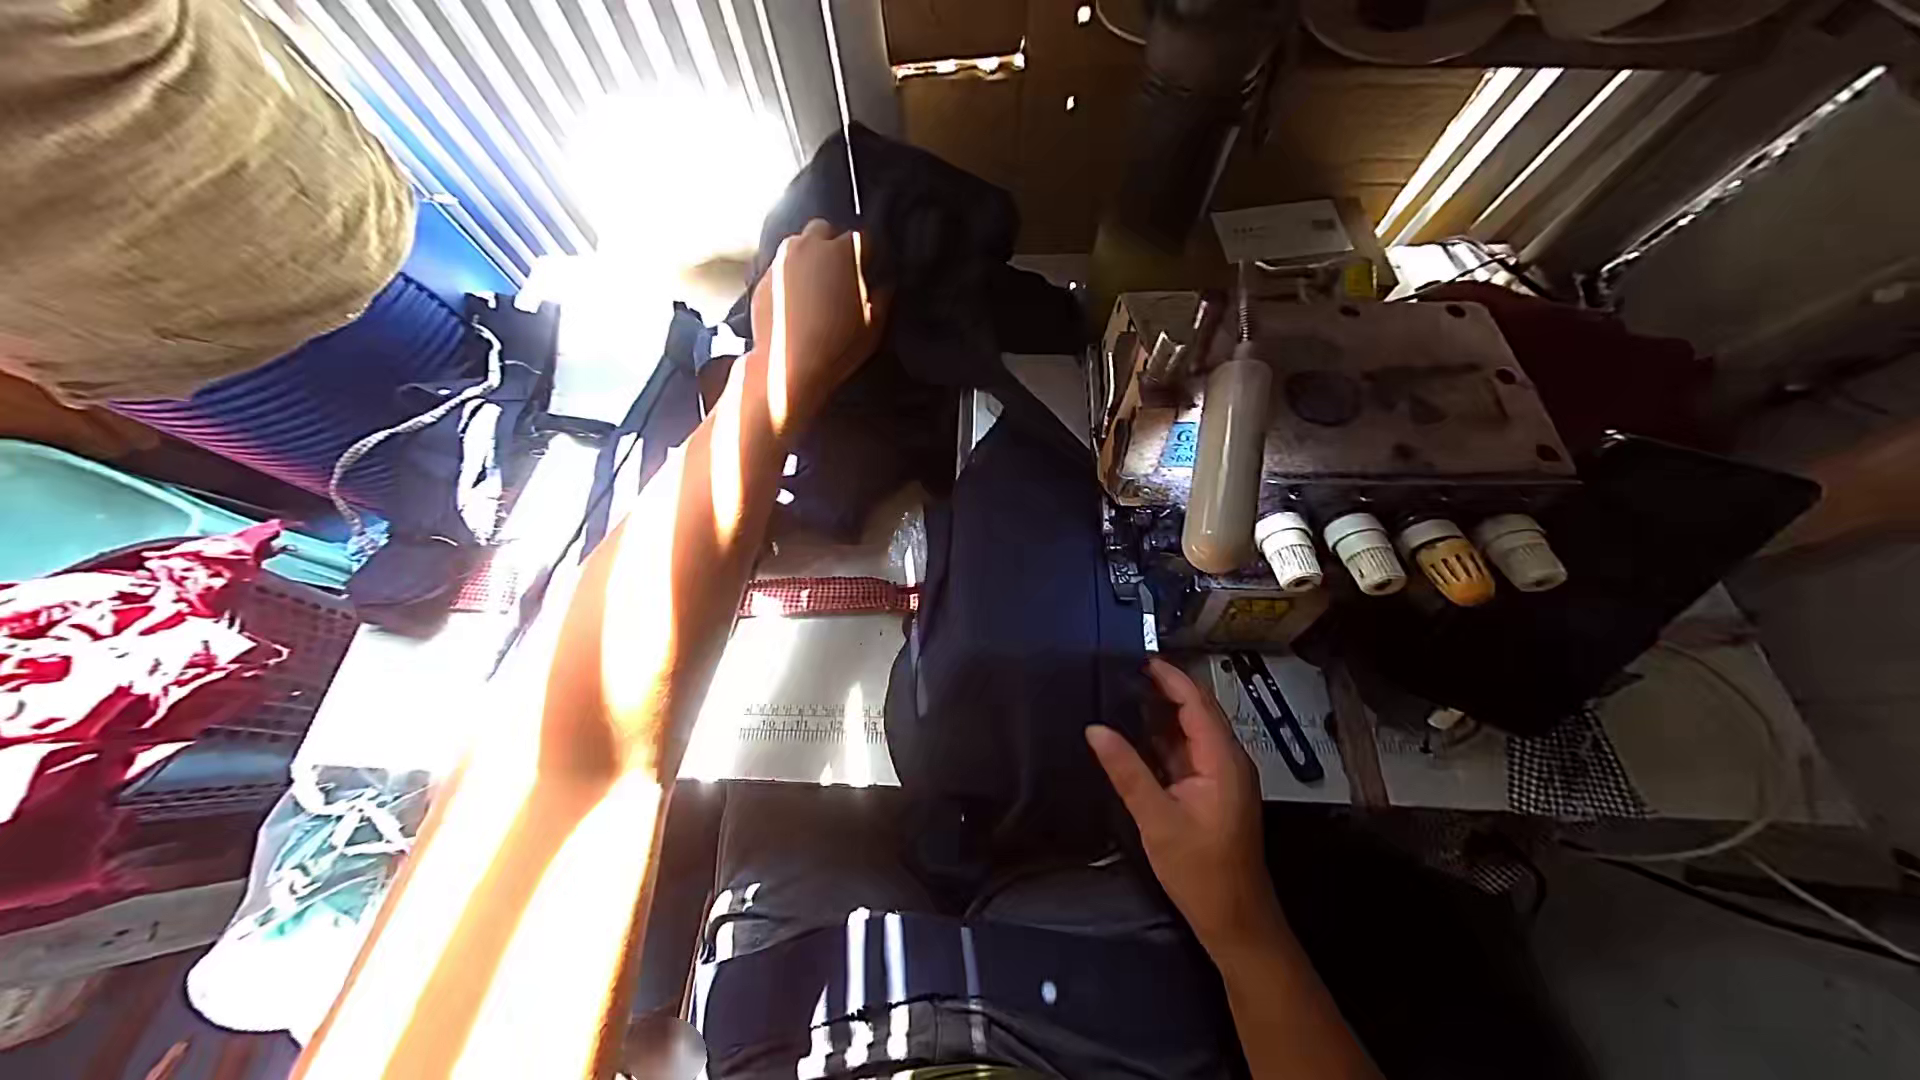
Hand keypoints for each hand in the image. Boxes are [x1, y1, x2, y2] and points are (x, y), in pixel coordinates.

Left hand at [748, 219, 886, 433]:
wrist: (788, 366)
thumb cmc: (838, 347)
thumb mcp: (874, 327)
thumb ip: (883, 298)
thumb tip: (884, 286)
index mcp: (844, 251)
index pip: (862, 239)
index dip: (867, 256)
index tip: (868, 272)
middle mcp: (811, 245)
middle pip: (825, 230)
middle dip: (833, 246)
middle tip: (840, 274)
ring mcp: (782, 259)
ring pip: (798, 244)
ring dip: (809, 257)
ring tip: (816, 286)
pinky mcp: (763, 277)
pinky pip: (780, 267)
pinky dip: (789, 276)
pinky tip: (796, 302)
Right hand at [1087, 658, 1282, 949]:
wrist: (1235, 920)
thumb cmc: (1201, 872)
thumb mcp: (1157, 820)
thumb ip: (1127, 771)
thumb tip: (1095, 729)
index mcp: (1222, 760)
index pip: (1197, 704)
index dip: (1171, 678)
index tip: (1139, 659)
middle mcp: (1227, 760)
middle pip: (1197, 711)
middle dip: (1165, 688)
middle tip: (1124, 671)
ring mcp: (1220, 774)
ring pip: (1191, 730)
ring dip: (1163, 711)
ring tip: (1124, 691)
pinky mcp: (1211, 789)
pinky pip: (1186, 750)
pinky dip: (1163, 736)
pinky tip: (1136, 731)